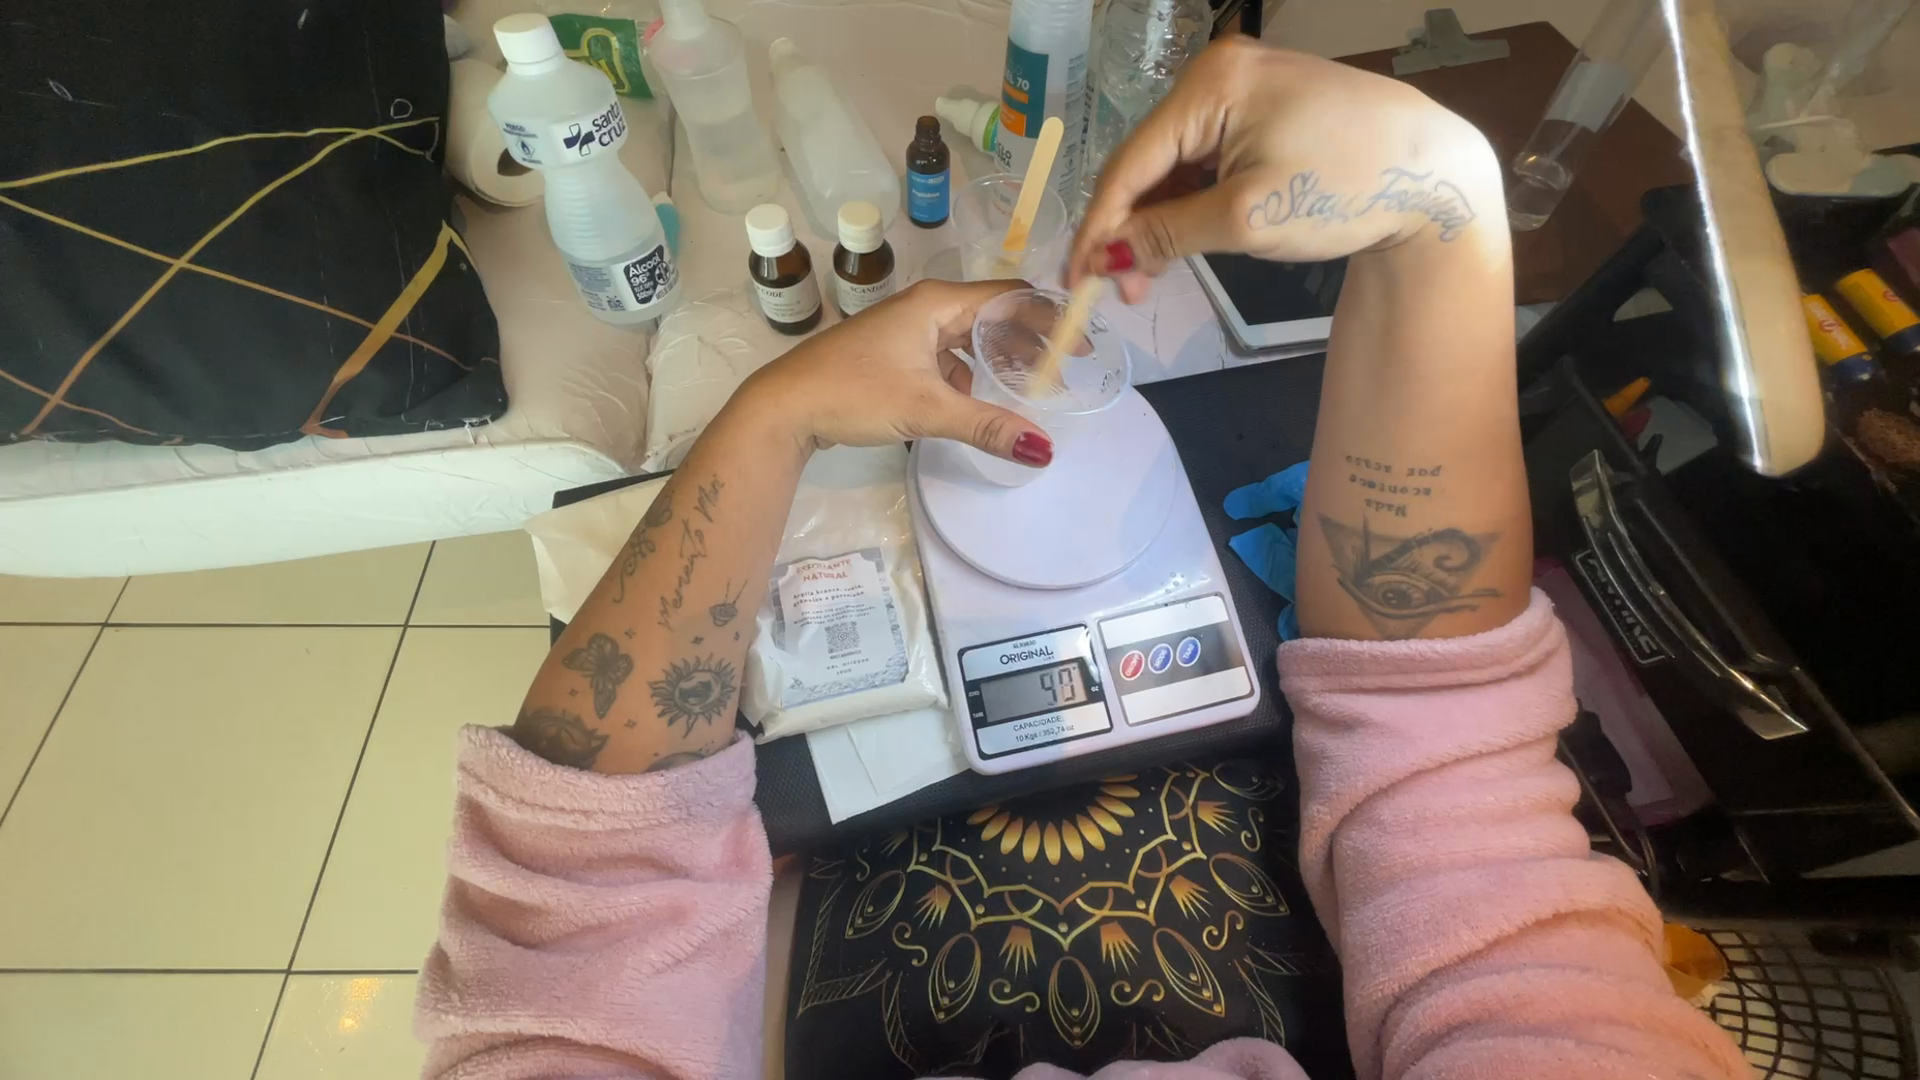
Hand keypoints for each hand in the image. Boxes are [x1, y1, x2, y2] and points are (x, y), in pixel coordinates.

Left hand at [741, 279, 1054, 466]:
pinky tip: (975, 403)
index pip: (1010, 298)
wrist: (784, 406)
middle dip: (1029, 345)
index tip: (1081, 347)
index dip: (1050, 320)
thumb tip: (1042, 449)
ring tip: (1028, 390)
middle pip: (993, 317)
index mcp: (937, 303)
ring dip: (998, 363)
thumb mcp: (926, 409)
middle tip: (1062, 375)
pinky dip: (968, 377)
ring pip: (968, 340)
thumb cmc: (853, 392)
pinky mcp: (895, 355)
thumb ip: (987, 426)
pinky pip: (946, 359)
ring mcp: (908, 332)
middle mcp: (926, 308)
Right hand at [1068, 36, 1500, 303]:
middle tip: (1119, 290)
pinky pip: (1195, 170)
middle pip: (1143, 166)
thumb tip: (1102, 256)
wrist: (1431, 178)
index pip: (1129, 164)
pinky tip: (1174, 246)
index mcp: (1210, 85)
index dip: (1098, 227)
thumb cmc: (1344, 189)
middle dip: (1126, 231)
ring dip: (1150, 228)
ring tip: (1145, 279)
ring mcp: (1234, 96)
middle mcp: (1214, 78)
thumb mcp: (1244, 219)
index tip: (1075, 280)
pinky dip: (1179, 213)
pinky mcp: (1251, 119)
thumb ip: (1165, 235)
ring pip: (1165, 172)